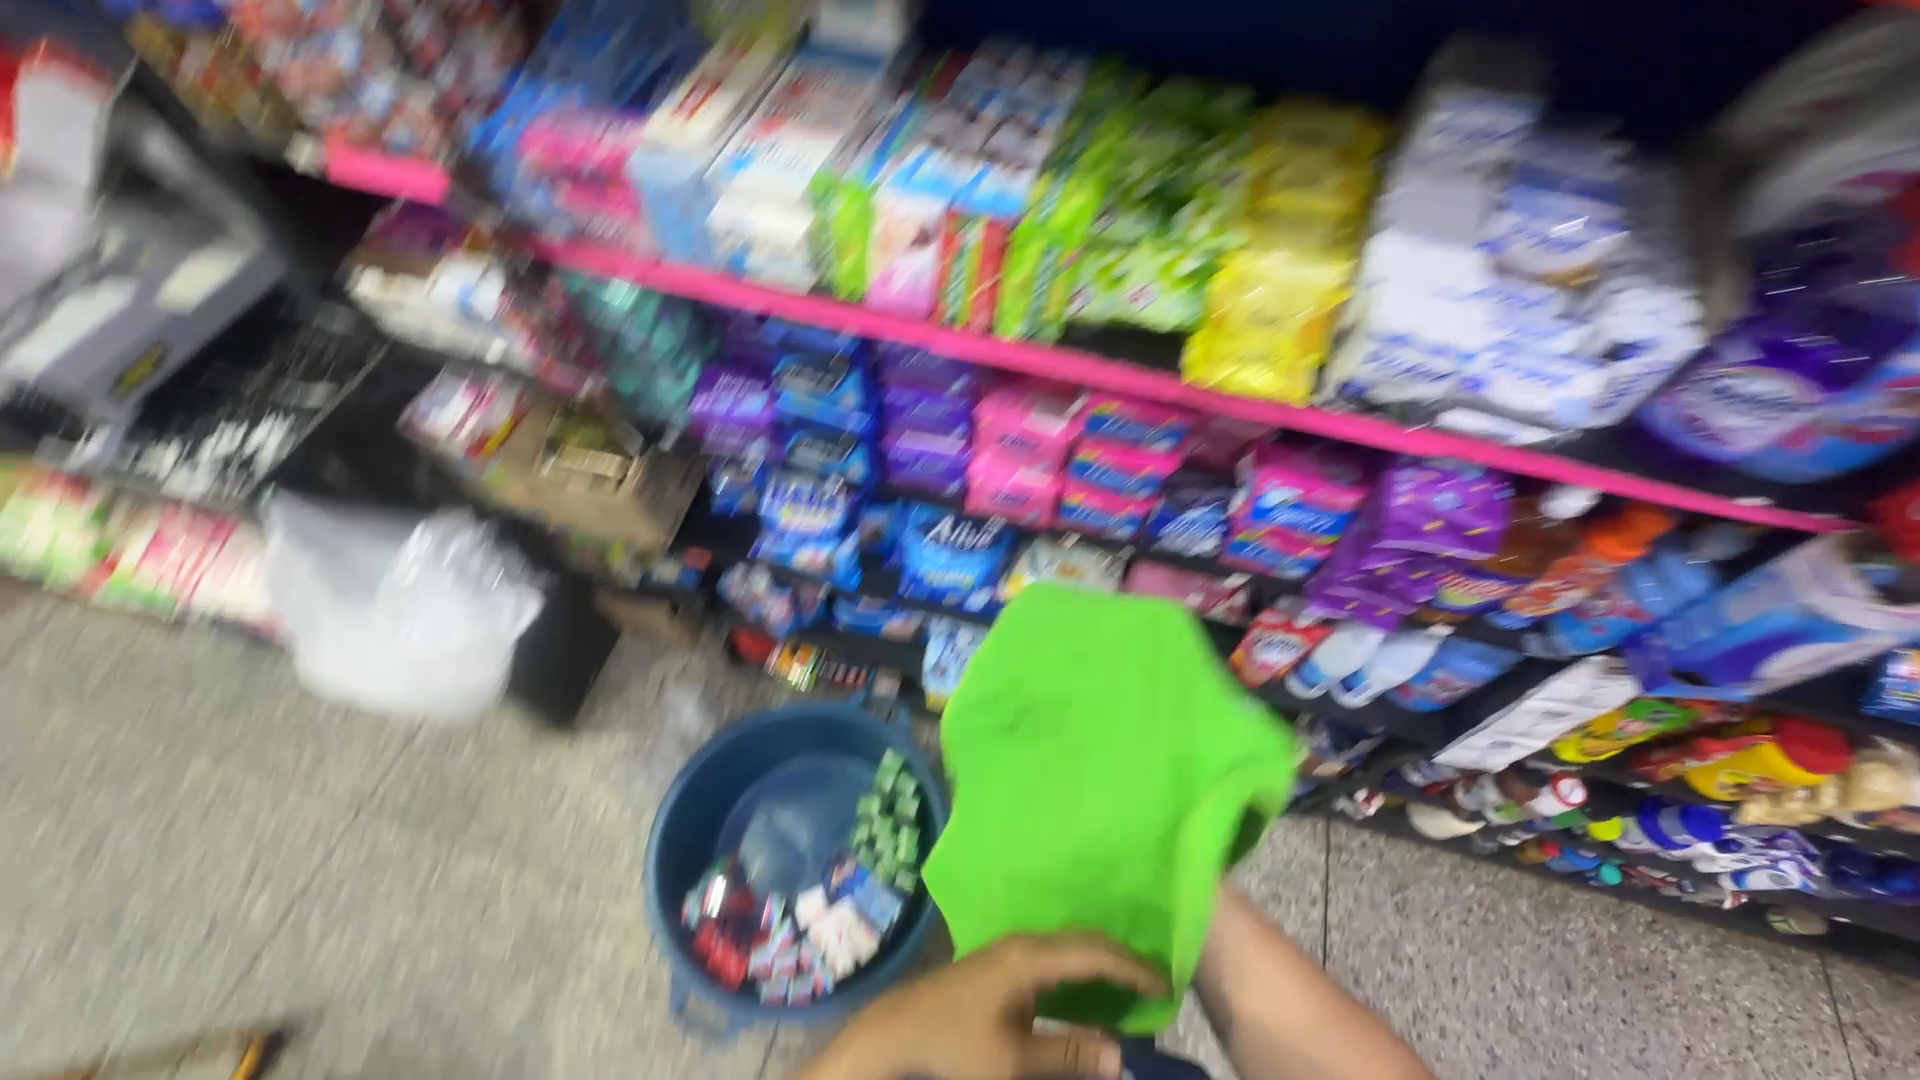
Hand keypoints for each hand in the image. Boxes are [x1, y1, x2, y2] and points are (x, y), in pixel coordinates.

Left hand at [795, 932, 1167, 1079]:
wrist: (898, 1028)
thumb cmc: (955, 1043)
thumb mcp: (1014, 1059)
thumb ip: (1068, 1052)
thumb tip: (1121, 1055)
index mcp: (1030, 957)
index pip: (1095, 952)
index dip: (1133, 966)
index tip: (1167, 984)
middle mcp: (1024, 943)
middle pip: (1085, 942)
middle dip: (1123, 961)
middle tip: (1158, 985)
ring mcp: (1011, 950)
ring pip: (1070, 948)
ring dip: (1102, 966)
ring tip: (1134, 989)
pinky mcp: (1003, 963)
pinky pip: (1055, 959)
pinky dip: (1081, 973)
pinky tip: (1091, 995)